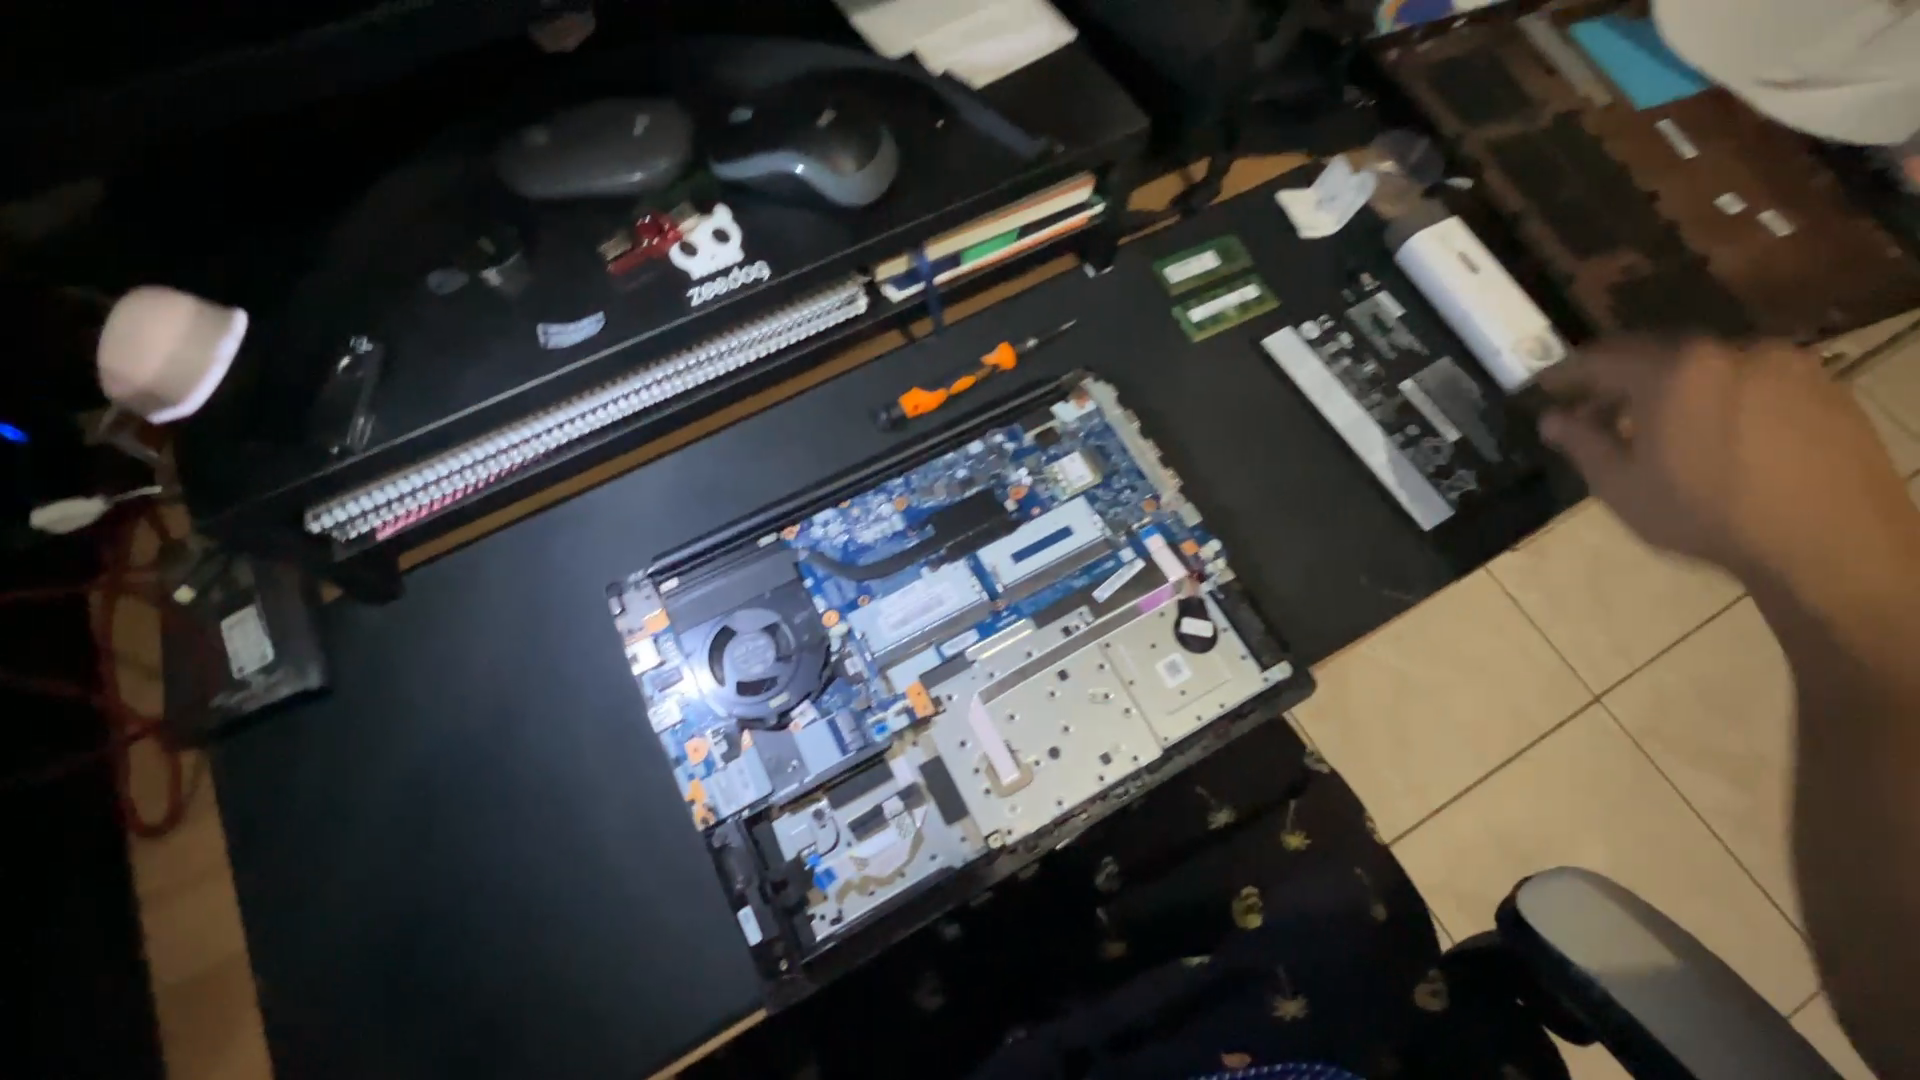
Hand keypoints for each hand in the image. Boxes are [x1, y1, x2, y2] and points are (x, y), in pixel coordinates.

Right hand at [1536, 338, 1919, 581]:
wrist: (1829, 542)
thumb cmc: (1705, 513)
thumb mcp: (1620, 485)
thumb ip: (1581, 442)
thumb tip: (1552, 418)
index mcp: (1674, 369)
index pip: (1601, 358)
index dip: (1565, 375)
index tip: (1543, 389)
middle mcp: (1732, 351)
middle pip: (1657, 356)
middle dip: (1619, 382)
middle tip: (1593, 412)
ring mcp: (1786, 366)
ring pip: (1707, 369)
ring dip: (1671, 390)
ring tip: (1654, 428)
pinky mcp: (1824, 388)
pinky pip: (1751, 382)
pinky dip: (1717, 398)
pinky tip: (1710, 436)